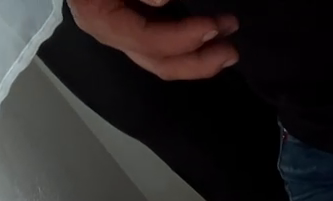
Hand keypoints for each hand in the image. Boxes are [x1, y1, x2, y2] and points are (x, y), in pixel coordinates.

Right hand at [67, 0, 237, 79]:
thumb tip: (161, 1)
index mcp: (100, 17)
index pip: (148, 40)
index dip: (183, 38)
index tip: (213, 27)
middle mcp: (111, 35)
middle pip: (160, 63)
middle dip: (200, 61)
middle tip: (233, 50)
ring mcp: (123, 35)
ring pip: (165, 61)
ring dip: (201, 58)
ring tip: (229, 48)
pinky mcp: (135, 27)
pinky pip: (166, 47)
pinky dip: (191, 47)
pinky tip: (212, 40)